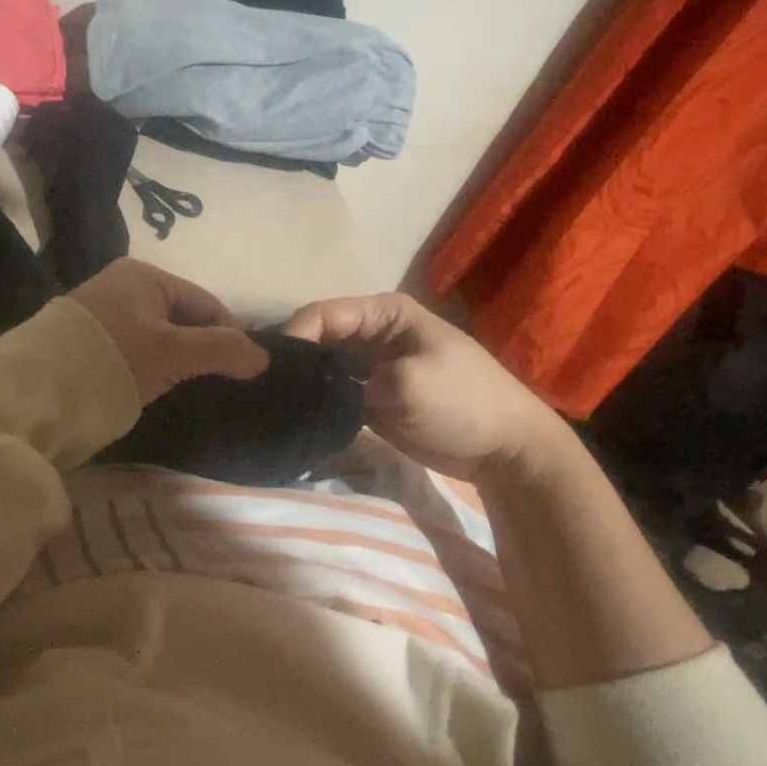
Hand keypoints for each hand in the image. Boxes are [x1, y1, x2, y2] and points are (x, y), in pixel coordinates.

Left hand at [70, 259, 268, 403]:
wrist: (41, 388)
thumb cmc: (117, 357)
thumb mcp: (175, 352)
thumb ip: (222, 350)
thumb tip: (262, 357)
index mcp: (143, 275)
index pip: (204, 302)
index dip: (228, 334)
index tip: (241, 370)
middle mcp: (120, 285)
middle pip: (179, 319)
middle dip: (199, 349)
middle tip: (213, 384)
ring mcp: (100, 313)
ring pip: (155, 337)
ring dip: (173, 361)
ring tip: (185, 390)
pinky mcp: (84, 341)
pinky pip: (131, 350)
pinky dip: (147, 367)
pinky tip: (153, 389)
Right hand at [282, 293, 570, 485]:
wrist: (505, 451)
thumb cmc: (464, 403)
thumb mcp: (408, 383)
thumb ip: (350, 381)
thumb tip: (303, 388)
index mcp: (384, 314)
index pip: (322, 315)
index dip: (293, 336)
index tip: (270, 368)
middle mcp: (371, 333)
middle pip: (315, 338)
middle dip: (289, 359)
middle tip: (260, 385)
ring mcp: (368, 367)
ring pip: (318, 367)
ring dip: (298, 382)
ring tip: (270, 402)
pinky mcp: (367, 398)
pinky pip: (329, 393)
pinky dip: (311, 402)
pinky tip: (291, 416)